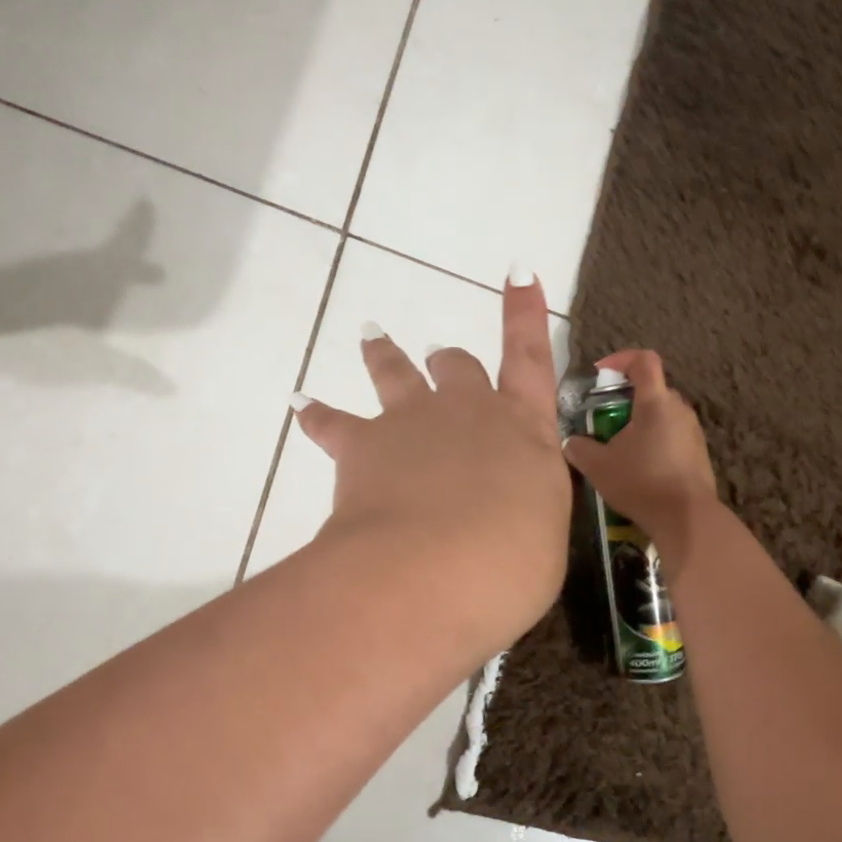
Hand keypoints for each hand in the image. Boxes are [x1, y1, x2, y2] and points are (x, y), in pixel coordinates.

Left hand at [290, 271, 570, 650]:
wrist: (436, 568)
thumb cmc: (510, 564)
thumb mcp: (540, 535)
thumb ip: (523, 510)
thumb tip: (504, 515)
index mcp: (524, 431)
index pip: (532, 359)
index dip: (525, 314)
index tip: (518, 273)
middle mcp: (468, 411)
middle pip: (457, 366)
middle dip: (450, 362)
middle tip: (440, 358)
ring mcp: (412, 421)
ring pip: (396, 372)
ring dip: (385, 354)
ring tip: (373, 337)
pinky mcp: (362, 443)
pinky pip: (331, 421)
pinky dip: (315, 414)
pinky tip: (300, 405)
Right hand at [561, 349, 719, 561]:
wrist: (686, 517)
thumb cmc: (640, 481)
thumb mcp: (598, 466)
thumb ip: (580, 449)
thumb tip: (571, 443)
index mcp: (655, 402)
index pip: (644, 361)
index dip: (621, 359)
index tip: (601, 374)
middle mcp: (679, 409)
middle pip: (652, 390)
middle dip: (626, 399)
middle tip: (604, 420)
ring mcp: (692, 432)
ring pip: (662, 415)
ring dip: (639, 424)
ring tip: (619, 448)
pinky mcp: (698, 454)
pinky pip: (671, 437)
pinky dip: (653, 442)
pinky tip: (638, 468)